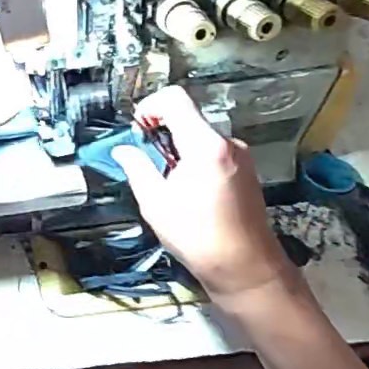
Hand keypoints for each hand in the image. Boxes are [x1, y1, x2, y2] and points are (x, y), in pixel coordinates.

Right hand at [110, 87, 295, 308]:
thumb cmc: (198, 238)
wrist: (246, 269)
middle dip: (161, 133)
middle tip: (147, 160)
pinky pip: (212, 152)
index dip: (150, 106)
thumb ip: (137, 168)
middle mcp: (227, 143)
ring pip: (199, 136)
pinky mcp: (245, 170)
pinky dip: (194, 161)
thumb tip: (123, 150)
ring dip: (178, 149)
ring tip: (168, 183)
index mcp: (205, 146)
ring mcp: (240, 156)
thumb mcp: (155, 203)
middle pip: (187, 118)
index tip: (138, 130)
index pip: (175, 99)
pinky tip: (189, 192)